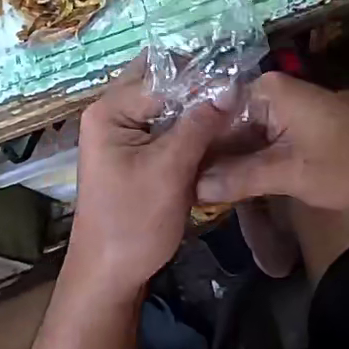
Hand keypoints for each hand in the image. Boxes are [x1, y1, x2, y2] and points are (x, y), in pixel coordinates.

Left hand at [68, 57, 234, 302]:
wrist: (109, 275)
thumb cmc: (134, 222)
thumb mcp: (170, 170)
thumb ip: (199, 125)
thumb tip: (231, 87)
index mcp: (109, 111)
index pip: (159, 74)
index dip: (198, 72)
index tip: (238, 72)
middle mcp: (111, 113)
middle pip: (158, 83)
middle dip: (196, 82)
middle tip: (237, 83)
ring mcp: (121, 133)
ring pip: (164, 104)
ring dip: (195, 103)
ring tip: (234, 100)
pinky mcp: (134, 151)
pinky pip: (164, 125)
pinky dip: (188, 123)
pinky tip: (217, 125)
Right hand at [195, 73, 348, 210]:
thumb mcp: (291, 173)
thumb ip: (240, 177)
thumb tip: (193, 187)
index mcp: (266, 91)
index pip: (212, 113)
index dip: (192, 145)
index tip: (173, 174)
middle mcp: (270, 94)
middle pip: (225, 125)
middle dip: (208, 157)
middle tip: (182, 190)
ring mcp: (283, 110)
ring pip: (241, 137)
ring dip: (226, 165)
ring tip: (196, 193)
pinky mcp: (293, 129)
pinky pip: (259, 143)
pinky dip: (246, 165)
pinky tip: (226, 188)